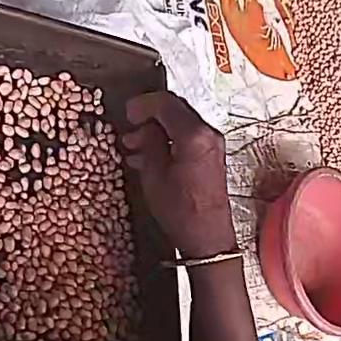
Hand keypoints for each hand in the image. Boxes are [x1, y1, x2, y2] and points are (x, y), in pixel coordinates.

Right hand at [120, 91, 235, 256]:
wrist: (207, 237)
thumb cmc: (181, 211)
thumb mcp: (154, 175)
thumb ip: (148, 143)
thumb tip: (144, 127)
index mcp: (194, 135)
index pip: (165, 103)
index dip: (142, 105)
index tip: (127, 113)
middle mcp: (208, 134)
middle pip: (175, 110)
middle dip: (150, 117)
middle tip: (130, 129)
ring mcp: (213, 146)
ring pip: (181, 125)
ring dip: (158, 131)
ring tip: (135, 147)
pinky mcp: (212, 158)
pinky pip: (188, 139)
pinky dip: (169, 141)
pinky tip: (150, 157)